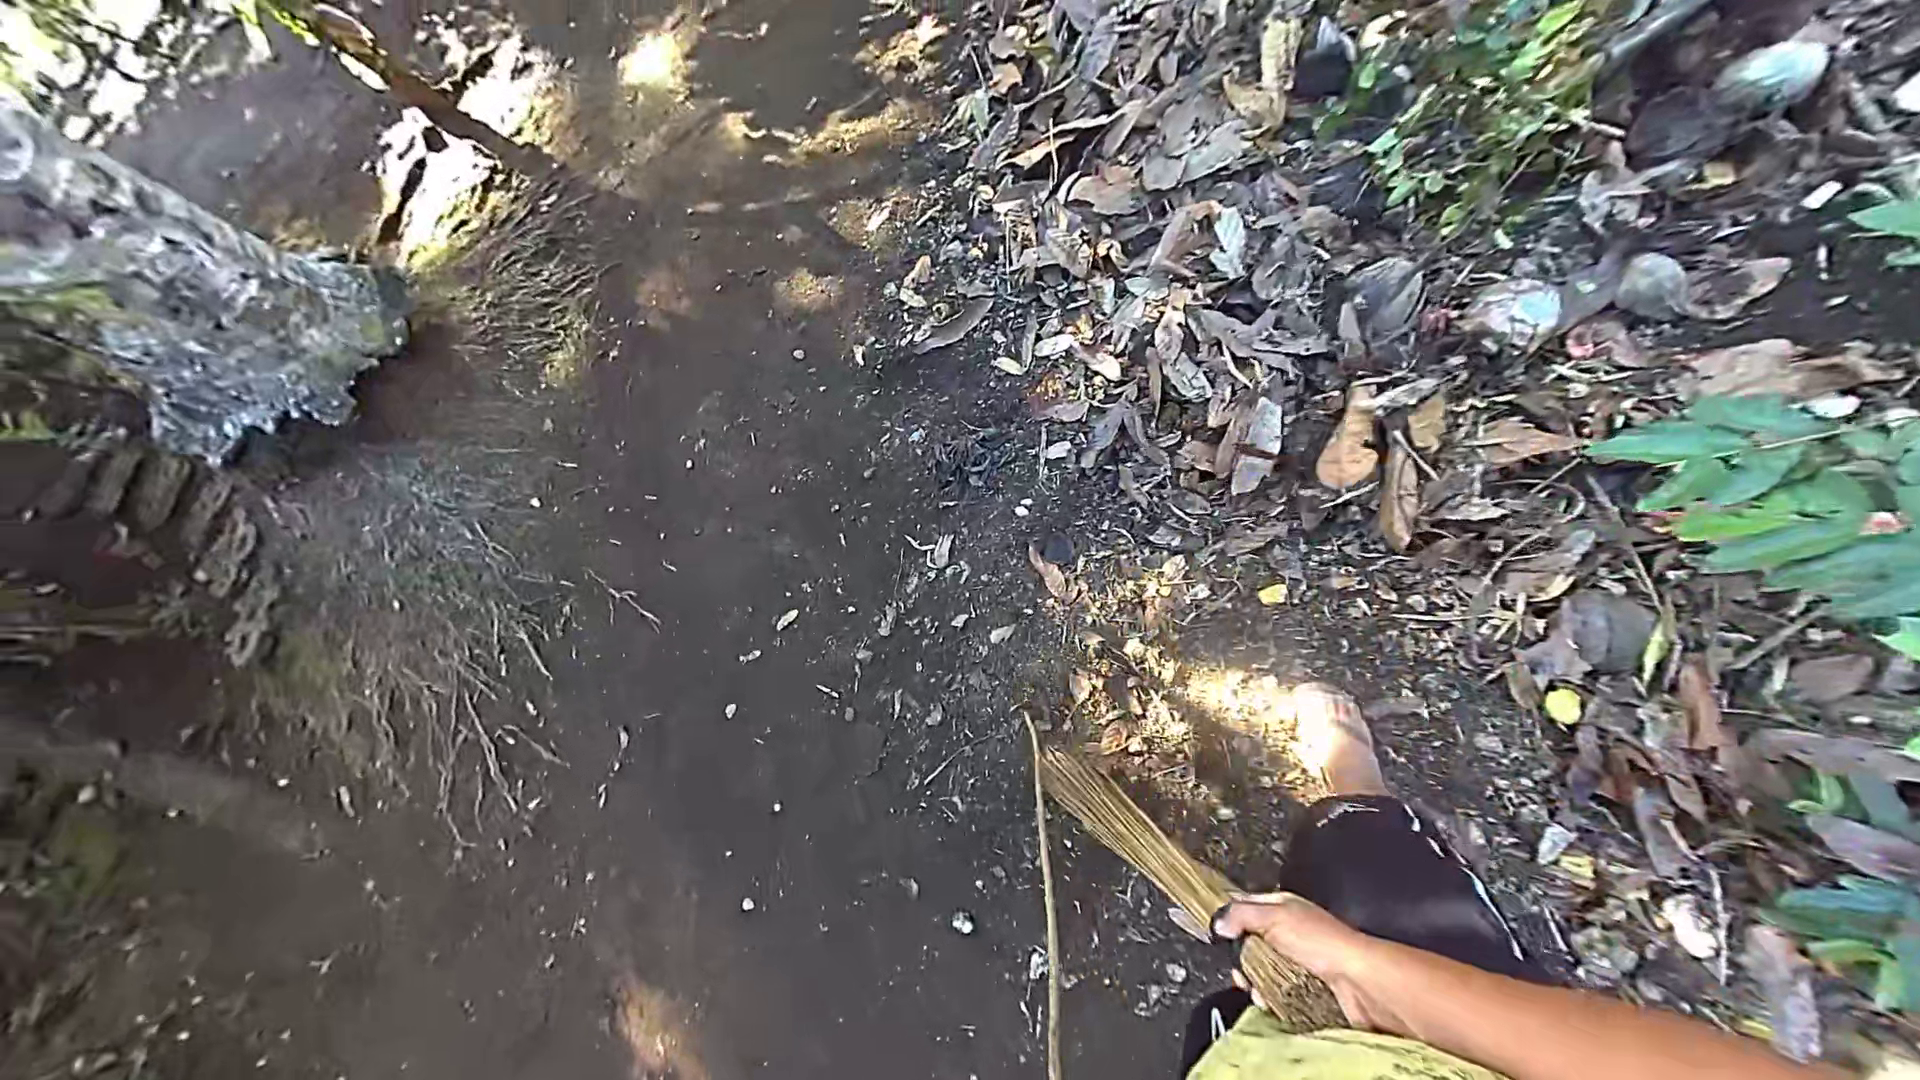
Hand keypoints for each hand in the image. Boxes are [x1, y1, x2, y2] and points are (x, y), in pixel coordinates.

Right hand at [1212, 893, 1400, 1032]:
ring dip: (1255, 983)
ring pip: (1263, 972)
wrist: (1363, 986)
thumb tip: (1218, 923)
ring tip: (1257, 992)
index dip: (1229, 922)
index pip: (1245, 909)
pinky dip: (1270, 1000)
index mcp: (1281, 908)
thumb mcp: (1275, 916)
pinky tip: (1269, 1003)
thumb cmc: (1325, 943)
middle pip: (1251, 944)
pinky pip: (1278, 994)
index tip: (1219, 938)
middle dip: (1241, 960)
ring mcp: (1298, 964)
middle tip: (1240, 972)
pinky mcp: (1306, 990)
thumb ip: (1241, 915)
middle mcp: (1289, 933)